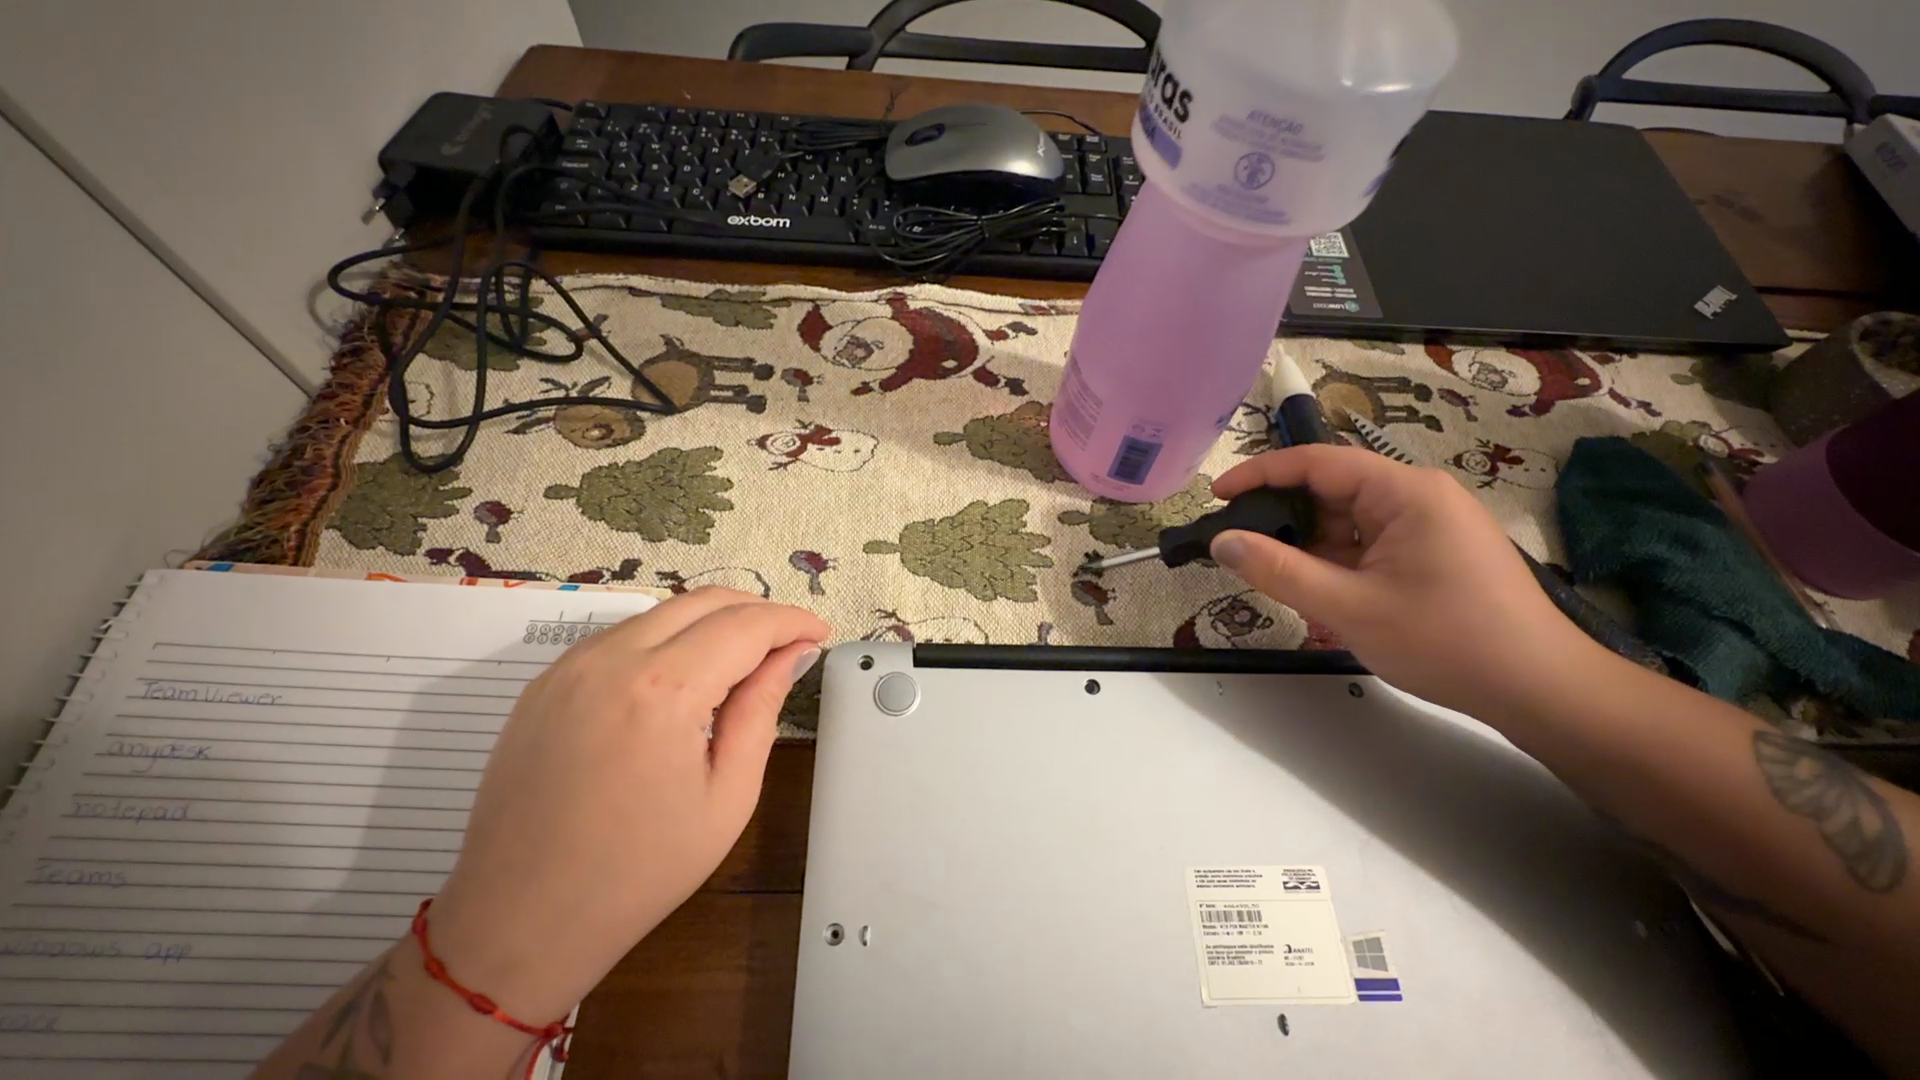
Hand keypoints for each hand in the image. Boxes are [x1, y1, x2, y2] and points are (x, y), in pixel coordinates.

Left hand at [427, 587, 828, 1021]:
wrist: (520, 918)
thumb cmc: (638, 872)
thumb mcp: (726, 797)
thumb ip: (761, 711)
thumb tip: (790, 655)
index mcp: (664, 689)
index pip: (745, 625)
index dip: (791, 622)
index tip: (818, 633)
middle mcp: (611, 659)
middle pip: (702, 601)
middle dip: (755, 611)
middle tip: (788, 642)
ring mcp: (569, 666)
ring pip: (659, 613)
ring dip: (710, 622)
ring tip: (741, 661)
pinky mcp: (544, 683)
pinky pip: (619, 638)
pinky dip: (664, 640)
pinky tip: (681, 678)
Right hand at [1209, 445, 1599, 717]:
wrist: (1539, 688)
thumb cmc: (1445, 640)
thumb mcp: (1349, 608)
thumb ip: (1279, 571)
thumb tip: (1223, 542)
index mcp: (1404, 491)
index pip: (1317, 462)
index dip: (1260, 473)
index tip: (1217, 495)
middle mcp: (1420, 495)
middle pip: (1334, 489)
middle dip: (1285, 514)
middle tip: (1240, 545)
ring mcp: (1432, 524)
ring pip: (1351, 520)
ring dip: (1312, 543)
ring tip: (1276, 574)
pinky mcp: (1438, 552)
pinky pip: (1372, 542)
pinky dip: (1339, 560)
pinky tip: (1320, 588)